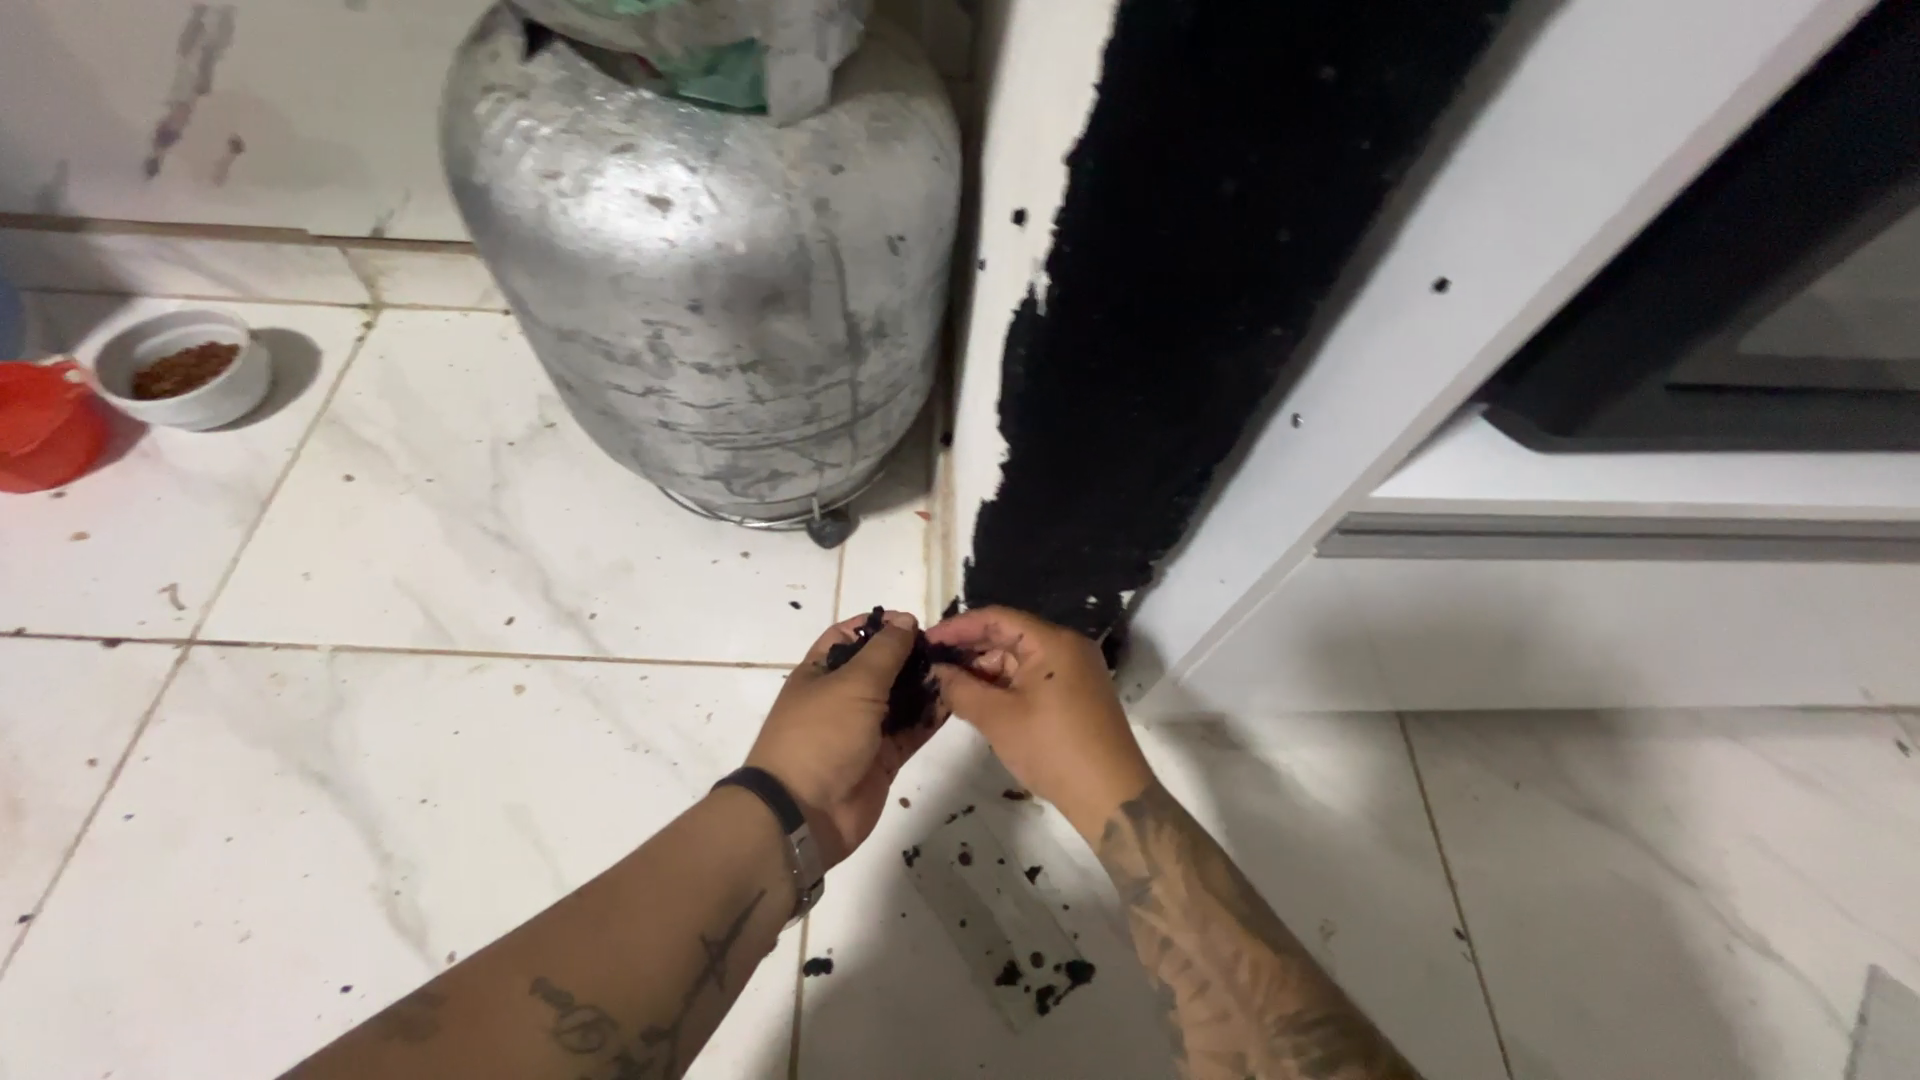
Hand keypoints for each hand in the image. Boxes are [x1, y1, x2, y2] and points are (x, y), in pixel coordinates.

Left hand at [744, 611, 944, 866]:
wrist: (803, 813)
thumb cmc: (821, 735)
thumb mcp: (853, 683)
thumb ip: (885, 651)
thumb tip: (906, 621)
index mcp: (821, 672)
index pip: (850, 636)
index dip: (880, 625)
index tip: (915, 622)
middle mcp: (842, 696)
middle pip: (881, 667)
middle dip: (911, 656)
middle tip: (947, 648)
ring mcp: (863, 729)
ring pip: (900, 699)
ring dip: (925, 685)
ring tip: (958, 670)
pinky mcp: (883, 757)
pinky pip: (911, 730)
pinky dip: (931, 717)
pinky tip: (956, 700)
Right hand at [926, 606, 1154, 840]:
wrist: (1110, 796)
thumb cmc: (1052, 749)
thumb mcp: (998, 718)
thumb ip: (961, 689)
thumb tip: (938, 672)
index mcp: (1054, 642)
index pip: (998, 618)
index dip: (958, 627)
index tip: (927, 641)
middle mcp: (1068, 647)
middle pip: (1010, 635)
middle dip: (970, 648)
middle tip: (932, 664)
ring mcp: (1076, 670)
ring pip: (1021, 658)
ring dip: (986, 669)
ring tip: (949, 684)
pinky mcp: (1077, 692)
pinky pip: (1034, 676)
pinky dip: (1005, 683)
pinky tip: (979, 697)